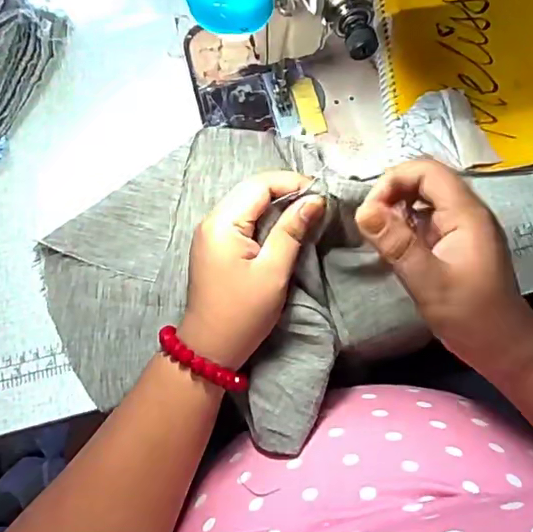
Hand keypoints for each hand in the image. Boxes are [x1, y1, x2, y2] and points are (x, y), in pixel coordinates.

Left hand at [180, 171, 324, 369]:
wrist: (210, 348)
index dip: (293, 183)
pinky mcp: (216, 244)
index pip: (259, 184)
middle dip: (287, 191)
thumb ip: (292, 232)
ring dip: (279, 204)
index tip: (322, 194)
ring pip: (249, 202)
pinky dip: (267, 218)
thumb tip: (315, 200)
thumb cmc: (243, 314)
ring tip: (308, 213)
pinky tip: (286, 227)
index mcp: (222, 223)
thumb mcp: (273, 272)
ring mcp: (211, 232)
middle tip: (319, 203)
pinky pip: (244, 218)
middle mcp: (212, 220)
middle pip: (253, 189)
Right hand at [355, 160, 532, 375]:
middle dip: (391, 192)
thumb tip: (363, 211)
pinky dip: (405, 225)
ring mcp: (462, 227)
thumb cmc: (471, 315)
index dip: (393, 180)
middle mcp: (466, 212)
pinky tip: (394, 246)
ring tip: (378, 234)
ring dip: (397, 209)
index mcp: (466, 213)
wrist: (504, 346)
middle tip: (370, 222)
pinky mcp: (455, 243)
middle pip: (425, 179)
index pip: (427, 170)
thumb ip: (397, 244)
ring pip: (424, 199)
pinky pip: (426, 220)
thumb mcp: (428, 281)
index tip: (370, 210)